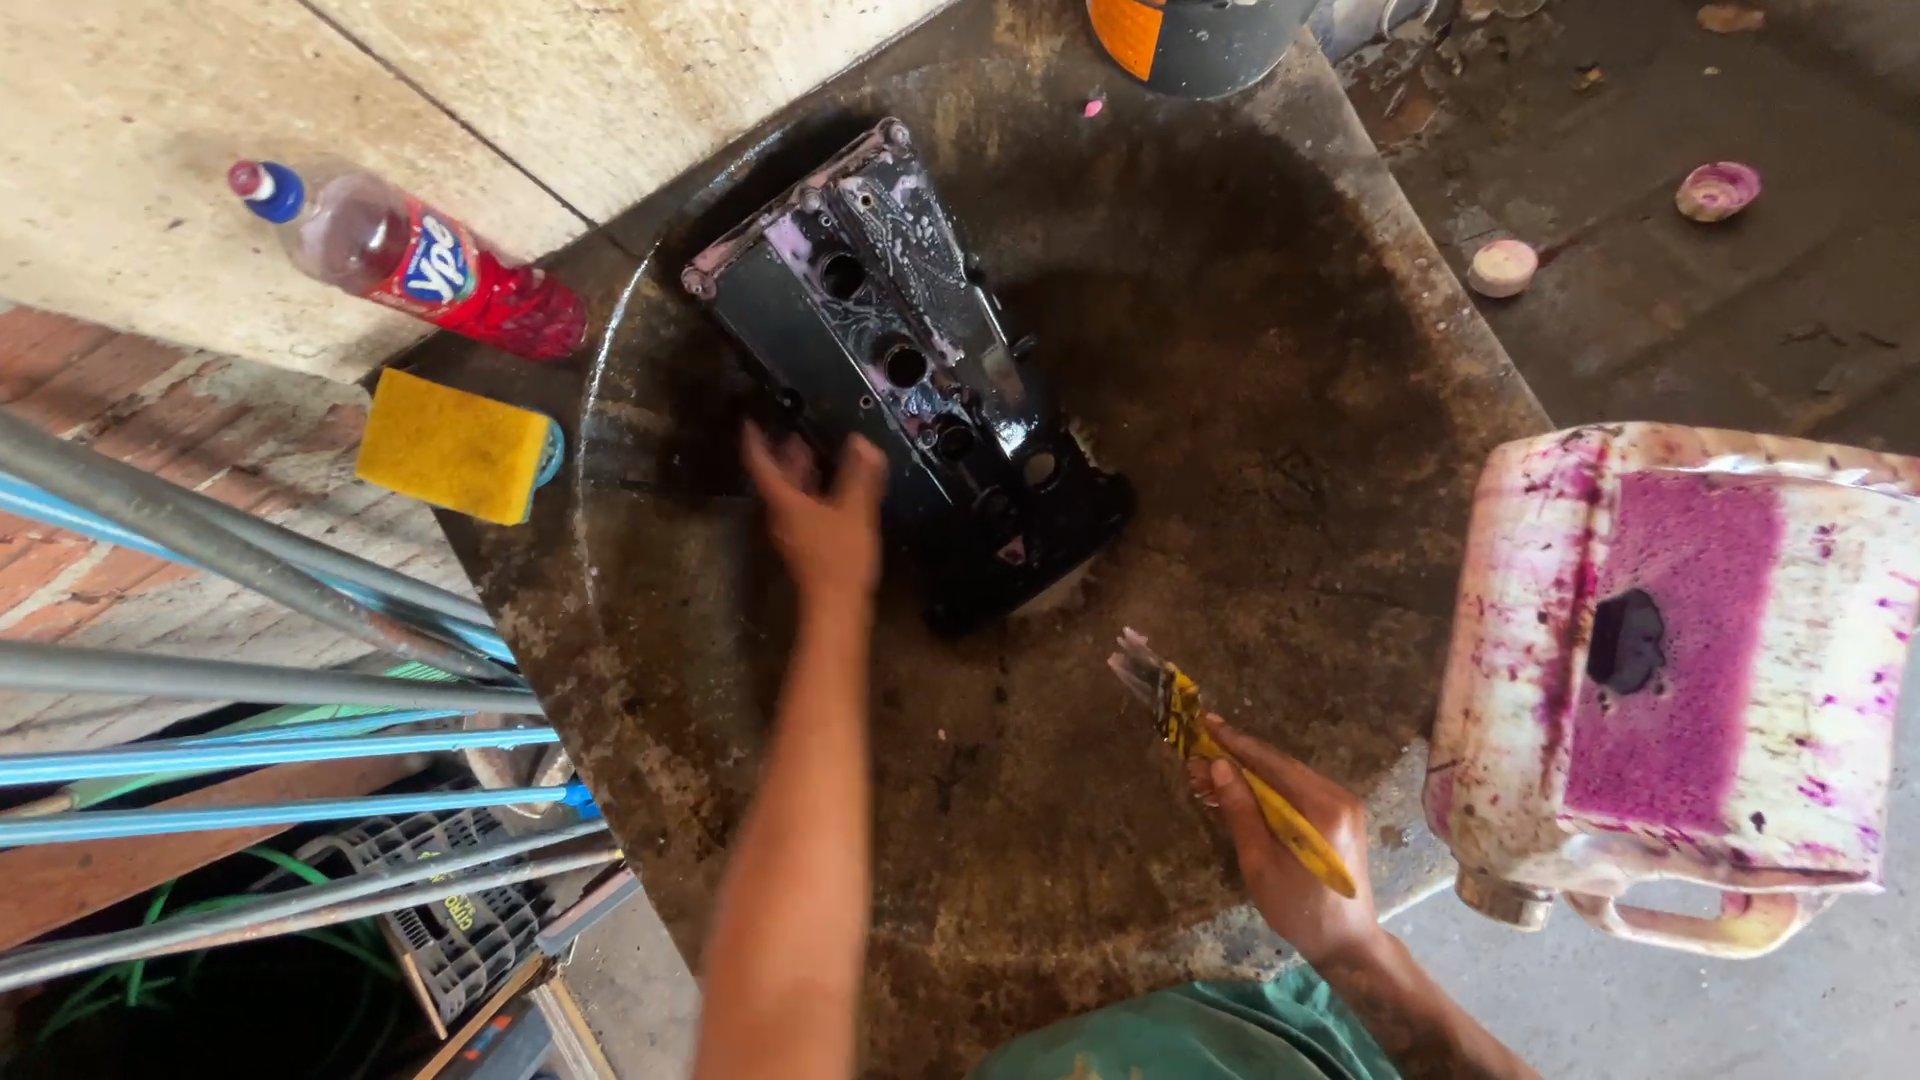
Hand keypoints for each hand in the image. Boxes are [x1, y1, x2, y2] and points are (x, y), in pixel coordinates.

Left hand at [741, 423, 887, 611]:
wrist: (837, 607)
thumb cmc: (840, 558)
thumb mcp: (854, 511)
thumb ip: (859, 476)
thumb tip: (862, 442)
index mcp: (785, 502)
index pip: (761, 465)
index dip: (755, 440)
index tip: (750, 420)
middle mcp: (781, 515)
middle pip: (775, 479)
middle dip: (782, 453)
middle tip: (792, 428)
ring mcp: (792, 531)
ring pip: (789, 494)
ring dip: (798, 472)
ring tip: (813, 450)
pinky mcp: (806, 544)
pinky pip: (803, 508)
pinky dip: (812, 491)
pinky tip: (832, 488)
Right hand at [1187, 714, 1382, 966]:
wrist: (1348, 945)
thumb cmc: (1300, 909)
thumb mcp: (1260, 862)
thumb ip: (1241, 809)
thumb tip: (1219, 765)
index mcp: (1321, 808)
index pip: (1270, 761)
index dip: (1234, 741)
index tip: (1204, 722)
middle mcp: (1337, 797)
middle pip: (1277, 764)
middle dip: (1235, 757)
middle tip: (1197, 756)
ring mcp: (1342, 804)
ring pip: (1284, 775)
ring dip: (1247, 773)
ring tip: (1209, 775)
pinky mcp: (1339, 815)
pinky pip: (1295, 790)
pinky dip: (1265, 787)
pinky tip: (1238, 792)